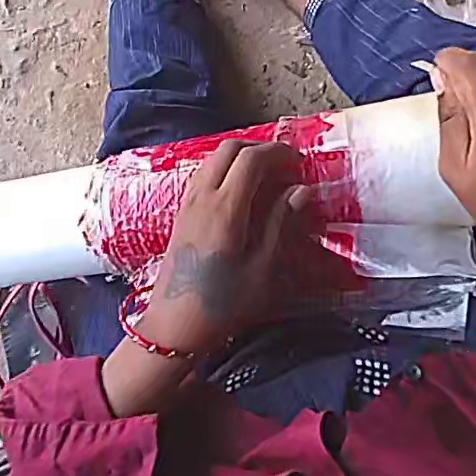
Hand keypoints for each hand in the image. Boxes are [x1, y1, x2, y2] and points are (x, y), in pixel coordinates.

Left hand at [137, 140, 310, 354]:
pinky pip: (203, 175)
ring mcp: (187, 204)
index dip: (278, 152)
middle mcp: (202, 198)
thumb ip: (281, 224)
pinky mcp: (181, 214)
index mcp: (225, 208)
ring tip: (266, 177)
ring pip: (213, 159)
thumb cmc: (223, 304)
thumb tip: (301, 190)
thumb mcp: (262, 269)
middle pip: (228, 149)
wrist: (174, 326)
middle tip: (284, 166)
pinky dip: (225, 170)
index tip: (299, 162)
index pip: (251, 159)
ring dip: (240, 158)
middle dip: (259, 149)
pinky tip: (241, 193)